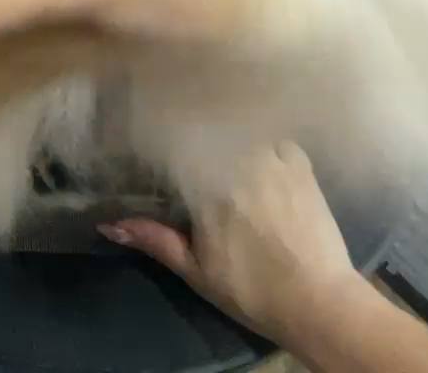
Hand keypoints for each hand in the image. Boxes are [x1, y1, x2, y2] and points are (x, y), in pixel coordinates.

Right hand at [100, 141, 365, 341]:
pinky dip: (261, 139)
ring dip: (224, 129)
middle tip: (182, 138)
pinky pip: (270, 135)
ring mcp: (269, 154)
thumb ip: (153, 238)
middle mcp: (235, 158)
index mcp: (204, 182)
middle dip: (188, 127)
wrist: (321, 303)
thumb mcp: (195, 268)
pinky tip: (257, 151)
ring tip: (216, 137)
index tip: (144, 133)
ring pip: (236, 125)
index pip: (169, 140)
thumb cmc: (251, 289)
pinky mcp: (298, 160)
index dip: (155, 133)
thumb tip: (107, 224)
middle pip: (202, 125)